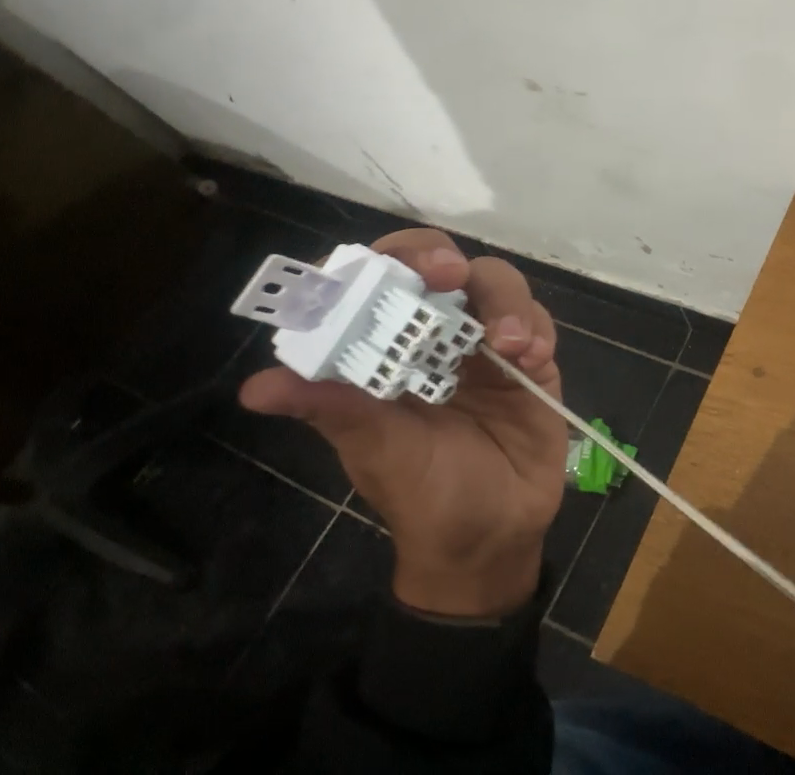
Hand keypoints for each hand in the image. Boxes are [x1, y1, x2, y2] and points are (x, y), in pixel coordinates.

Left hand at [240, 229, 565, 616]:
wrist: (495, 537)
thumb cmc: (426, 496)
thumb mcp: (378, 451)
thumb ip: (334, 410)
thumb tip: (256, 388)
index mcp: (382, 351)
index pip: (373, 281)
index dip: (376, 262)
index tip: (384, 269)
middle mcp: (433, 336)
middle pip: (437, 262)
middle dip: (441, 258)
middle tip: (450, 274)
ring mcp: (485, 344)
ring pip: (494, 282)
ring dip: (504, 301)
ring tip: (511, 346)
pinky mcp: (531, 360)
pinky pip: (538, 321)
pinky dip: (537, 329)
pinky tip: (533, 361)